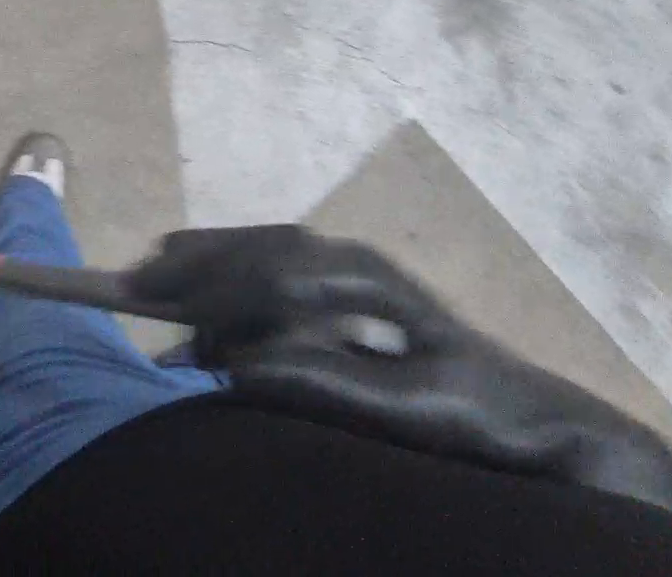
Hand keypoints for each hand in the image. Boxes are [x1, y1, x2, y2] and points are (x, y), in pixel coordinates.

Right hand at [129, 225, 671, 509]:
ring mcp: (346, 270)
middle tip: (134, 283)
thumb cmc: (480, 416)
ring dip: (205, 261)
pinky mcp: (343, 290)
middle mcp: (348, 260)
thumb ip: (331, 384)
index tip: (161, 310)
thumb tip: (243, 365)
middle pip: (254, 249)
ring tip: (151, 271)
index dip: (211, 289)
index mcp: (365, 276)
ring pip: (258, 249)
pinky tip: (198, 277)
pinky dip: (227, 267)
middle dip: (194, 266)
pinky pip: (270, 262)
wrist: (537, 422)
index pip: (269, 270)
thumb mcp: (414, 408)